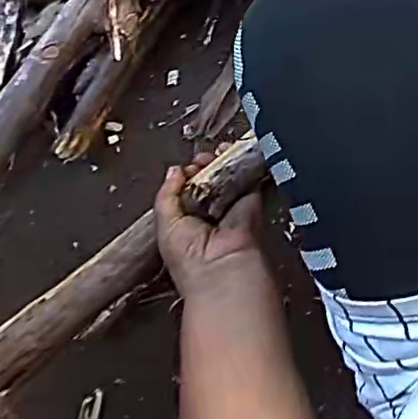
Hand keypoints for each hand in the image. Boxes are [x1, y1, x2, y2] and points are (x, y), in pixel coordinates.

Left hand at [154, 151, 268, 299]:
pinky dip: (243, 161)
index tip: (187, 168)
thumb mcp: (165, 227)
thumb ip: (166, 196)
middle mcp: (210, 210)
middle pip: (209, 177)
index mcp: (187, 219)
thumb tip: (175, 170)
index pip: (187, 188)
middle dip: (205, 163)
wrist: (223, 268)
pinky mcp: (252, 198)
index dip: (187, 174)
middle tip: (204, 158)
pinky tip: (235, 151)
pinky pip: (249, 174)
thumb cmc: (189, 258)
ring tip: (219, 151)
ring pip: (228, 173)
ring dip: (224, 159)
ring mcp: (231, 203)